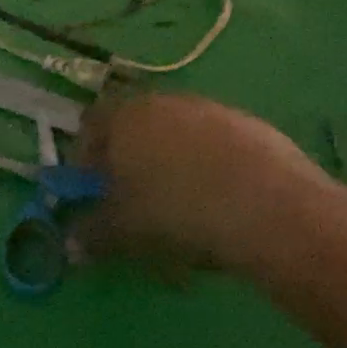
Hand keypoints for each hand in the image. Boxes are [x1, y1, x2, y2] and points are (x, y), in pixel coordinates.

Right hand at [69, 91, 341, 271]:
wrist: (275, 210)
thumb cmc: (179, 211)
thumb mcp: (125, 230)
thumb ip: (92, 234)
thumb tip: (71, 245)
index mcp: (122, 117)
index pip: (90, 125)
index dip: (87, 158)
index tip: (95, 192)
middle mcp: (161, 102)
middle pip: (136, 127)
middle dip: (134, 162)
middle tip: (140, 203)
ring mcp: (210, 111)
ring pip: (180, 137)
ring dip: (176, 165)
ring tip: (188, 209)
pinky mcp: (254, 127)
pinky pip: (219, 147)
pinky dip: (215, 170)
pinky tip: (227, 206)